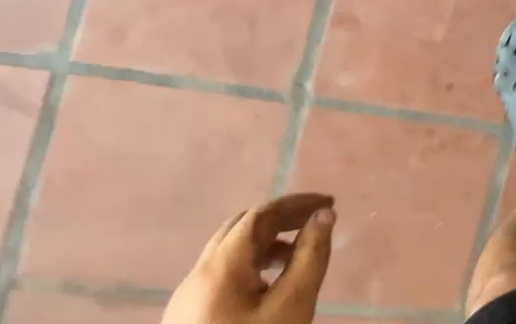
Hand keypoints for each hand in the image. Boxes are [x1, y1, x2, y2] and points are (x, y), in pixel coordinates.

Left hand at [163, 193, 336, 323]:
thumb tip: (323, 216)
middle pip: (240, 228)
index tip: (330, 204)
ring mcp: (185, 300)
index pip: (261, 214)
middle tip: (315, 222)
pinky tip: (269, 285)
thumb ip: (311, 254)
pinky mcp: (184, 320)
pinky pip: (220, 275)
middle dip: (280, 218)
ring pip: (228, 252)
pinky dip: (250, 264)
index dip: (297, 203)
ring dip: (265, 242)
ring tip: (297, 253)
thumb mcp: (293, 304)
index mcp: (220, 267)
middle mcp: (196, 276)